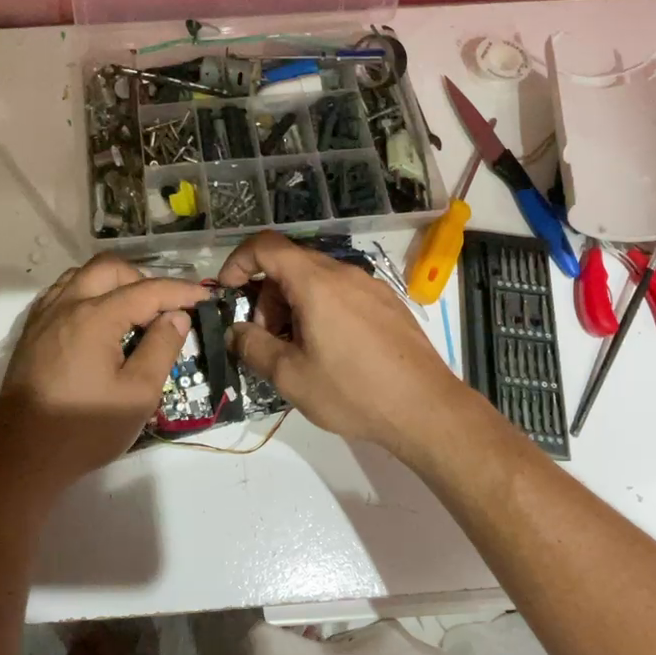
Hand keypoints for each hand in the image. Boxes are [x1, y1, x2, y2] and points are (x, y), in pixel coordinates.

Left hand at [0, 254, 205, 496]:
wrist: (22, 457)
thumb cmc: (85, 429)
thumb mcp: (138, 395)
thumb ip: (161, 348)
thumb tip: (176, 316)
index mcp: (95, 316)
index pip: (147, 290)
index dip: (180, 291)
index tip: (205, 297)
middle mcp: (67, 304)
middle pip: (110, 268)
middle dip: (142, 279)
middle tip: (163, 309)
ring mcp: (44, 316)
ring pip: (82, 275)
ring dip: (112, 283)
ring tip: (132, 313)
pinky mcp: (31, 332)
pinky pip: (62, 293)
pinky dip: (87, 294)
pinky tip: (98, 322)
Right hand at [221, 232, 471, 455]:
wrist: (427, 409)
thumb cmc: (353, 390)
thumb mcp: (290, 376)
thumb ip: (253, 347)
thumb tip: (234, 332)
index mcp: (315, 282)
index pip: (265, 245)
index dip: (238, 261)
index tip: (229, 291)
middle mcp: (343, 272)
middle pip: (291, 264)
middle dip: (267, 295)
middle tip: (267, 338)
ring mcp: (370, 286)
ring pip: (317, 280)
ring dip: (294, 305)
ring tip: (299, 350)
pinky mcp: (388, 303)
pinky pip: (342, 293)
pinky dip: (322, 310)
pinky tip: (331, 352)